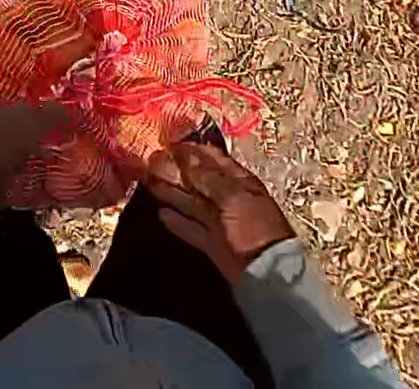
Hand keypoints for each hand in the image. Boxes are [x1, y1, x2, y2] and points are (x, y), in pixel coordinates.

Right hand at [144, 142, 295, 281]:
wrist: (269, 274)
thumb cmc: (254, 226)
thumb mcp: (232, 196)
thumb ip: (207, 177)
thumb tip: (185, 157)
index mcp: (238, 180)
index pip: (212, 159)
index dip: (191, 151)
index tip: (167, 145)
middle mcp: (228, 197)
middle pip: (198, 180)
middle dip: (176, 171)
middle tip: (151, 163)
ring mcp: (221, 222)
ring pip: (192, 203)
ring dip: (172, 193)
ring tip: (149, 184)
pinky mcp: (214, 245)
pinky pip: (193, 229)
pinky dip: (178, 223)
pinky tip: (161, 215)